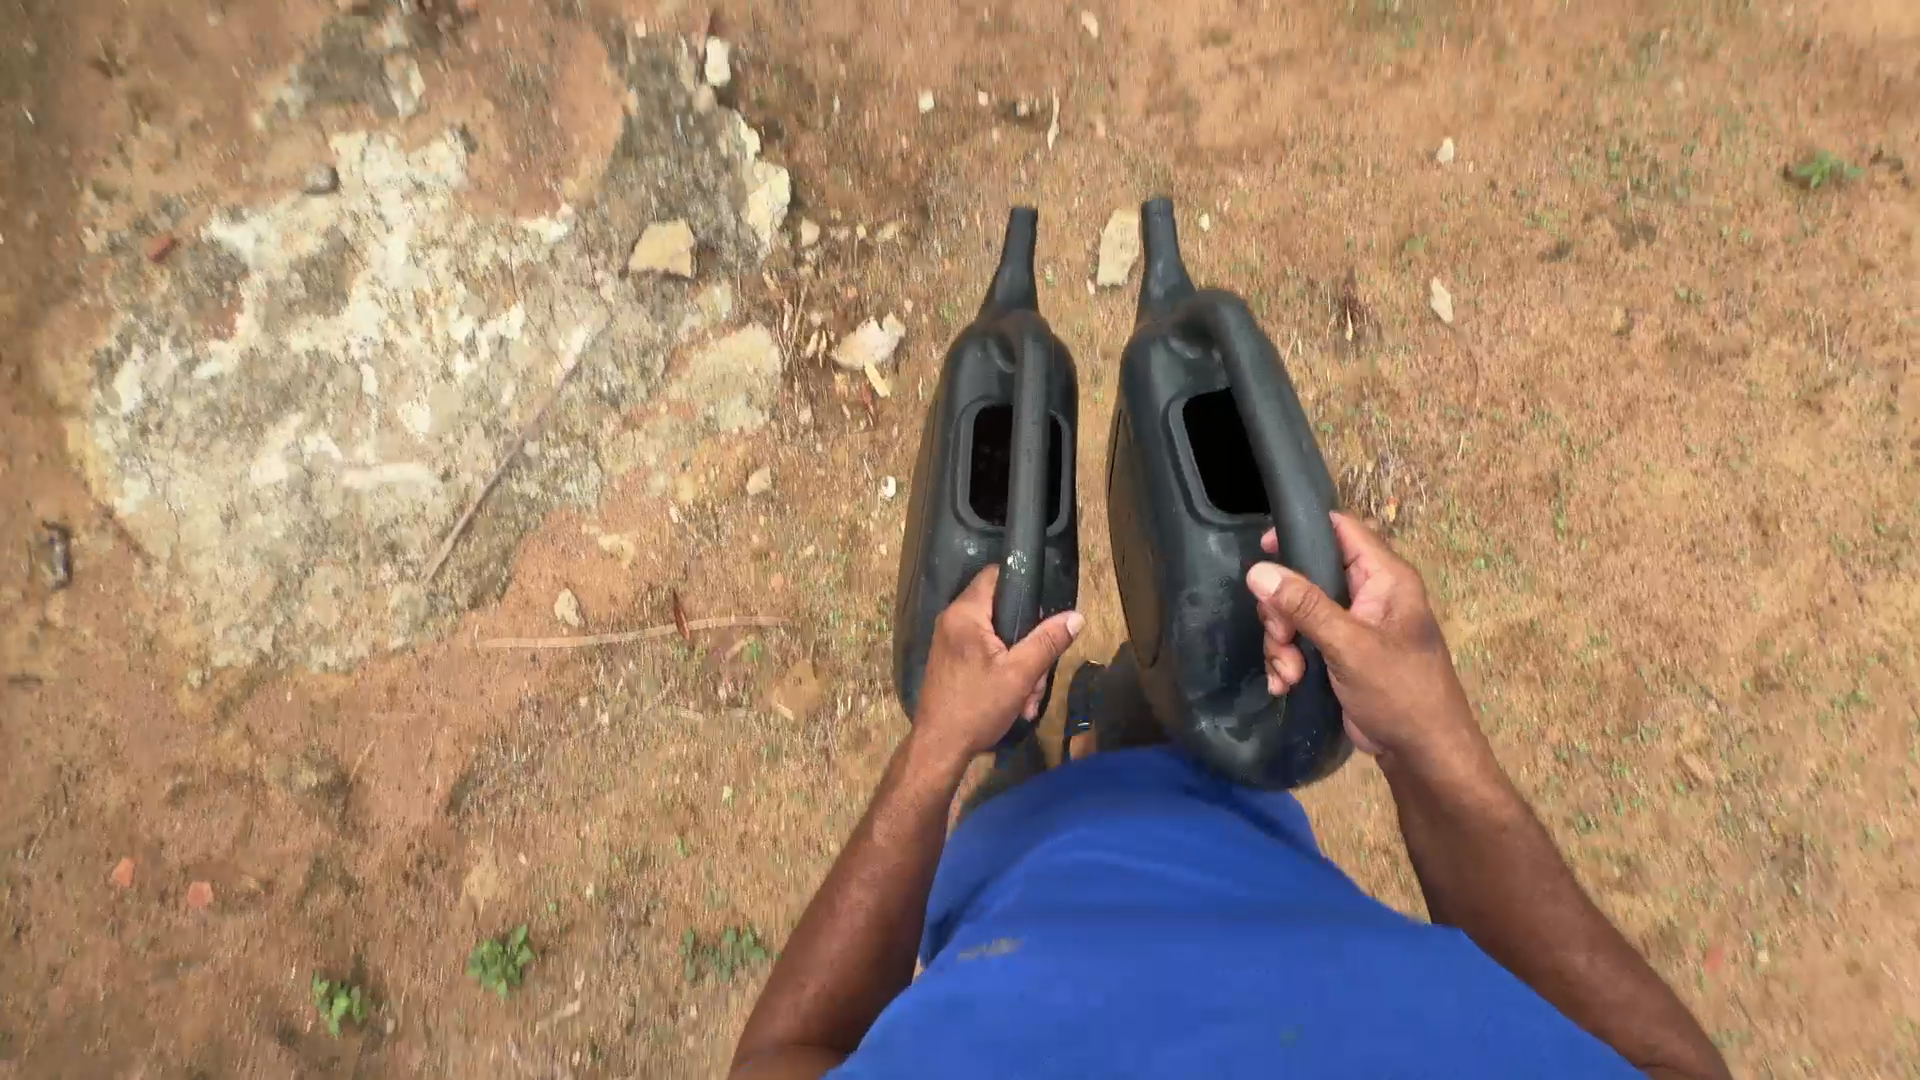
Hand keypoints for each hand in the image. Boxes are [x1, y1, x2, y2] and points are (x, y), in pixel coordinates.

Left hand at [912, 566, 1083, 766]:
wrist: (939, 748)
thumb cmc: (977, 706)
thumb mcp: (1020, 674)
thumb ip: (1047, 641)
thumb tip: (1076, 616)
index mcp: (965, 614)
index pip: (995, 575)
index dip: (1022, 584)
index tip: (1043, 609)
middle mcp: (953, 621)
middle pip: (1002, 612)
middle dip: (1028, 642)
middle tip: (1038, 673)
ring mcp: (951, 643)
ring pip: (999, 639)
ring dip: (1021, 666)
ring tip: (1027, 697)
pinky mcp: (953, 662)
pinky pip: (987, 655)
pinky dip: (1005, 674)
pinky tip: (1016, 702)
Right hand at [1244, 512, 1489, 777]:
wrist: (1422, 754)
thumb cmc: (1401, 693)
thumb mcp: (1350, 645)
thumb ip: (1304, 606)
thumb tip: (1257, 571)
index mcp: (1384, 578)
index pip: (1340, 531)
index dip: (1302, 532)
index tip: (1265, 548)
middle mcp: (1366, 594)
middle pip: (1305, 577)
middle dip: (1282, 610)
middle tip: (1280, 636)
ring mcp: (1350, 624)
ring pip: (1294, 612)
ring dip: (1281, 642)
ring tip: (1289, 673)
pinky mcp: (1336, 652)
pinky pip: (1298, 641)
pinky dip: (1286, 660)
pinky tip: (1285, 684)